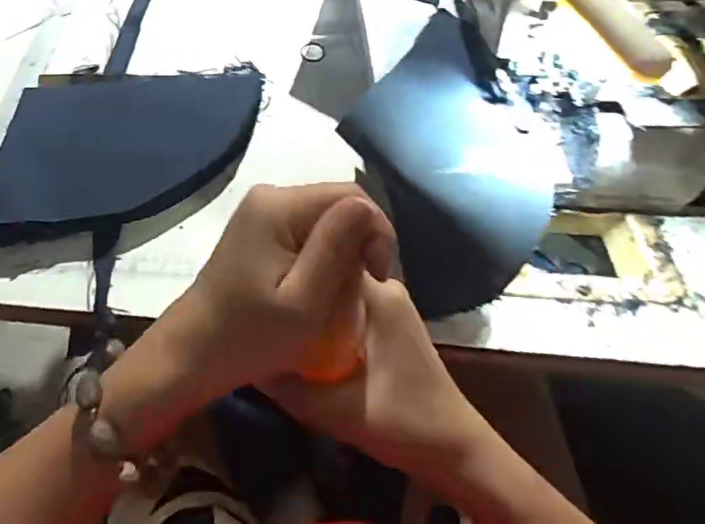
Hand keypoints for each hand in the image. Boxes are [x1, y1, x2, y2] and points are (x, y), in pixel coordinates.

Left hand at [138, 184, 394, 407]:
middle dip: (359, 242)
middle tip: (361, 289)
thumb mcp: (304, 300)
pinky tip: (320, 285)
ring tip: (341, 292)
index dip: (375, 231)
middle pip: (337, 203)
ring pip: (325, 217)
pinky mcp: (260, 225)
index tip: (377, 277)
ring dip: (343, 250)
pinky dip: (323, 254)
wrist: (196, 349)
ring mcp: (262, 208)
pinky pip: (308, 228)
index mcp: (278, 205)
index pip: (350, 194)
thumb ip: (335, 248)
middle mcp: (270, 194)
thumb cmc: (251, 335)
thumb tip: (367, 208)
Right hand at [262, 276, 489, 478]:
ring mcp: (392, 302)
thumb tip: (249, 362)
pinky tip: (307, 329)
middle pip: (332, 268)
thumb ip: (290, 388)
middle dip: (302, 280)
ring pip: (342, 286)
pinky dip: (331, 311)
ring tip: (281, 308)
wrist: (456, 449)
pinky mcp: (393, 320)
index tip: (265, 274)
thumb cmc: (403, 421)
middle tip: (267, 294)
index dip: (295, 262)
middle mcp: (385, 286)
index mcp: (377, 293)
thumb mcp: (337, 411)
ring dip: (316, 297)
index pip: (327, 255)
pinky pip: (353, 301)